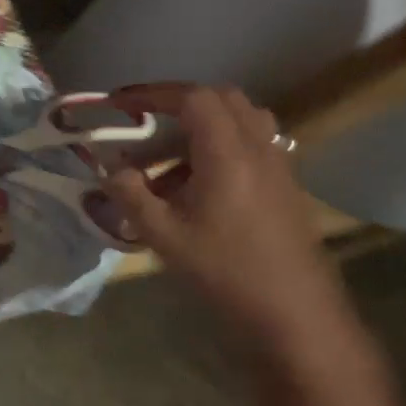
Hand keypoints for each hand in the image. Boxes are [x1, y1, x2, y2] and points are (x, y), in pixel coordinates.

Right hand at [100, 84, 344, 344]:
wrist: (294, 312)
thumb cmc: (224, 269)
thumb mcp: (160, 233)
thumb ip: (128, 193)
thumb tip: (111, 168)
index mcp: (228, 155)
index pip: (193, 98)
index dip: (153, 93)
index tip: (120, 104)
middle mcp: (259, 151)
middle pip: (222, 100)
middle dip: (177, 102)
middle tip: (142, 121)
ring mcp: (278, 168)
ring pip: (241, 121)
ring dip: (200, 125)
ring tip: (165, 157)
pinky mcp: (285, 187)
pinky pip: (251, 146)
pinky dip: (218, 147)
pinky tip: (193, 183)